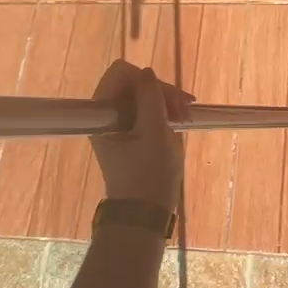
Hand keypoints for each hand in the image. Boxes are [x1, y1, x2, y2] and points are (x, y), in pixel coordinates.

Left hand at [90, 61, 194, 210]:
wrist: (145, 214)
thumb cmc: (148, 174)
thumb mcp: (154, 133)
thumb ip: (150, 98)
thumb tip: (146, 72)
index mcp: (102, 113)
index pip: (121, 74)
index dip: (146, 80)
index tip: (168, 98)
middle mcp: (105, 114)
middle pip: (134, 84)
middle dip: (161, 92)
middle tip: (185, 111)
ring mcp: (116, 124)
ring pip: (143, 96)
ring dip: (166, 102)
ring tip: (185, 119)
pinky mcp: (128, 134)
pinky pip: (145, 111)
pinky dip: (163, 113)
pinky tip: (180, 122)